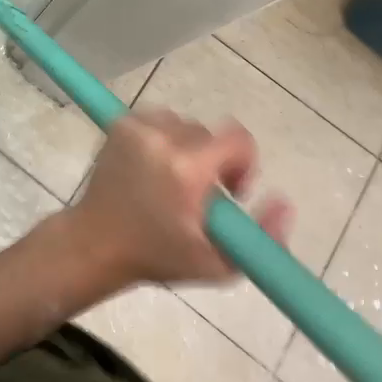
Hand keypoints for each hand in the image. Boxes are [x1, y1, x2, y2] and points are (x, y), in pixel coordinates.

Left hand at [66, 109, 294, 285]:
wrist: (97, 242)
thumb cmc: (158, 256)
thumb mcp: (218, 263)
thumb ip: (263, 236)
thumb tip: (285, 201)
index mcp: (186, 169)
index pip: (237, 136)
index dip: (244, 161)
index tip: (232, 188)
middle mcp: (161, 139)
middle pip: (209, 133)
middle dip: (213, 160)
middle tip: (201, 193)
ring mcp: (136, 128)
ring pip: (183, 124)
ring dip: (187, 147)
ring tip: (174, 180)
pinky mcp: (120, 124)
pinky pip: (158, 119)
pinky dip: (163, 137)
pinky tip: (155, 165)